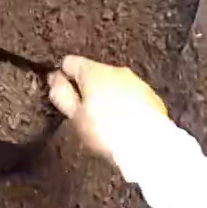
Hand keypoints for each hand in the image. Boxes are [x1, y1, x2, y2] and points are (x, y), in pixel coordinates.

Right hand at [47, 55, 172, 174]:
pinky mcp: (151, 97)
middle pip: (94, 73)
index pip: (69, 62)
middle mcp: (116, 70)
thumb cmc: (107, 131)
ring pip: (114, 85)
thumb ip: (61, 94)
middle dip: (87, 90)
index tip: (64, 97)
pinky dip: (126, 105)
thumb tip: (55, 78)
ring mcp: (136, 82)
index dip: (63, 78)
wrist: (148, 145)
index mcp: (93, 71)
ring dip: (107, 97)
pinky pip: (131, 96)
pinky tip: (125, 125)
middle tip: (84, 117)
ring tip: (106, 124)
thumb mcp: (74, 116)